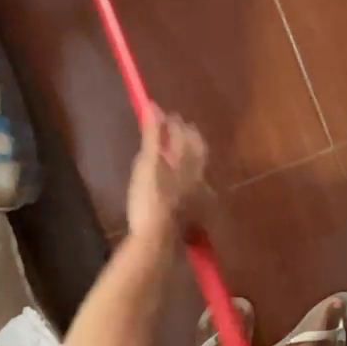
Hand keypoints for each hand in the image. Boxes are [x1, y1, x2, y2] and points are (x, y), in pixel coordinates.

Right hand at [126, 110, 210, 241]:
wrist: (156, 237)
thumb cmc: (150, 198)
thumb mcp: (148, 163)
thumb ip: (153, 136)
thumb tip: (155, 107)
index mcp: (189, 163)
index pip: (186, 136)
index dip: (176, 124)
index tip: (167, 115)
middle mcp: (198, 178)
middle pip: (198, 153)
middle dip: (190, 137)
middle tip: (181, 128)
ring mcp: (196, 197)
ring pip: (199, 170)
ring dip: (190, 157)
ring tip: (182, 152)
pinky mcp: (191, 213)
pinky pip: (194, 188)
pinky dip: (188, 178)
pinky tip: (183, 185)